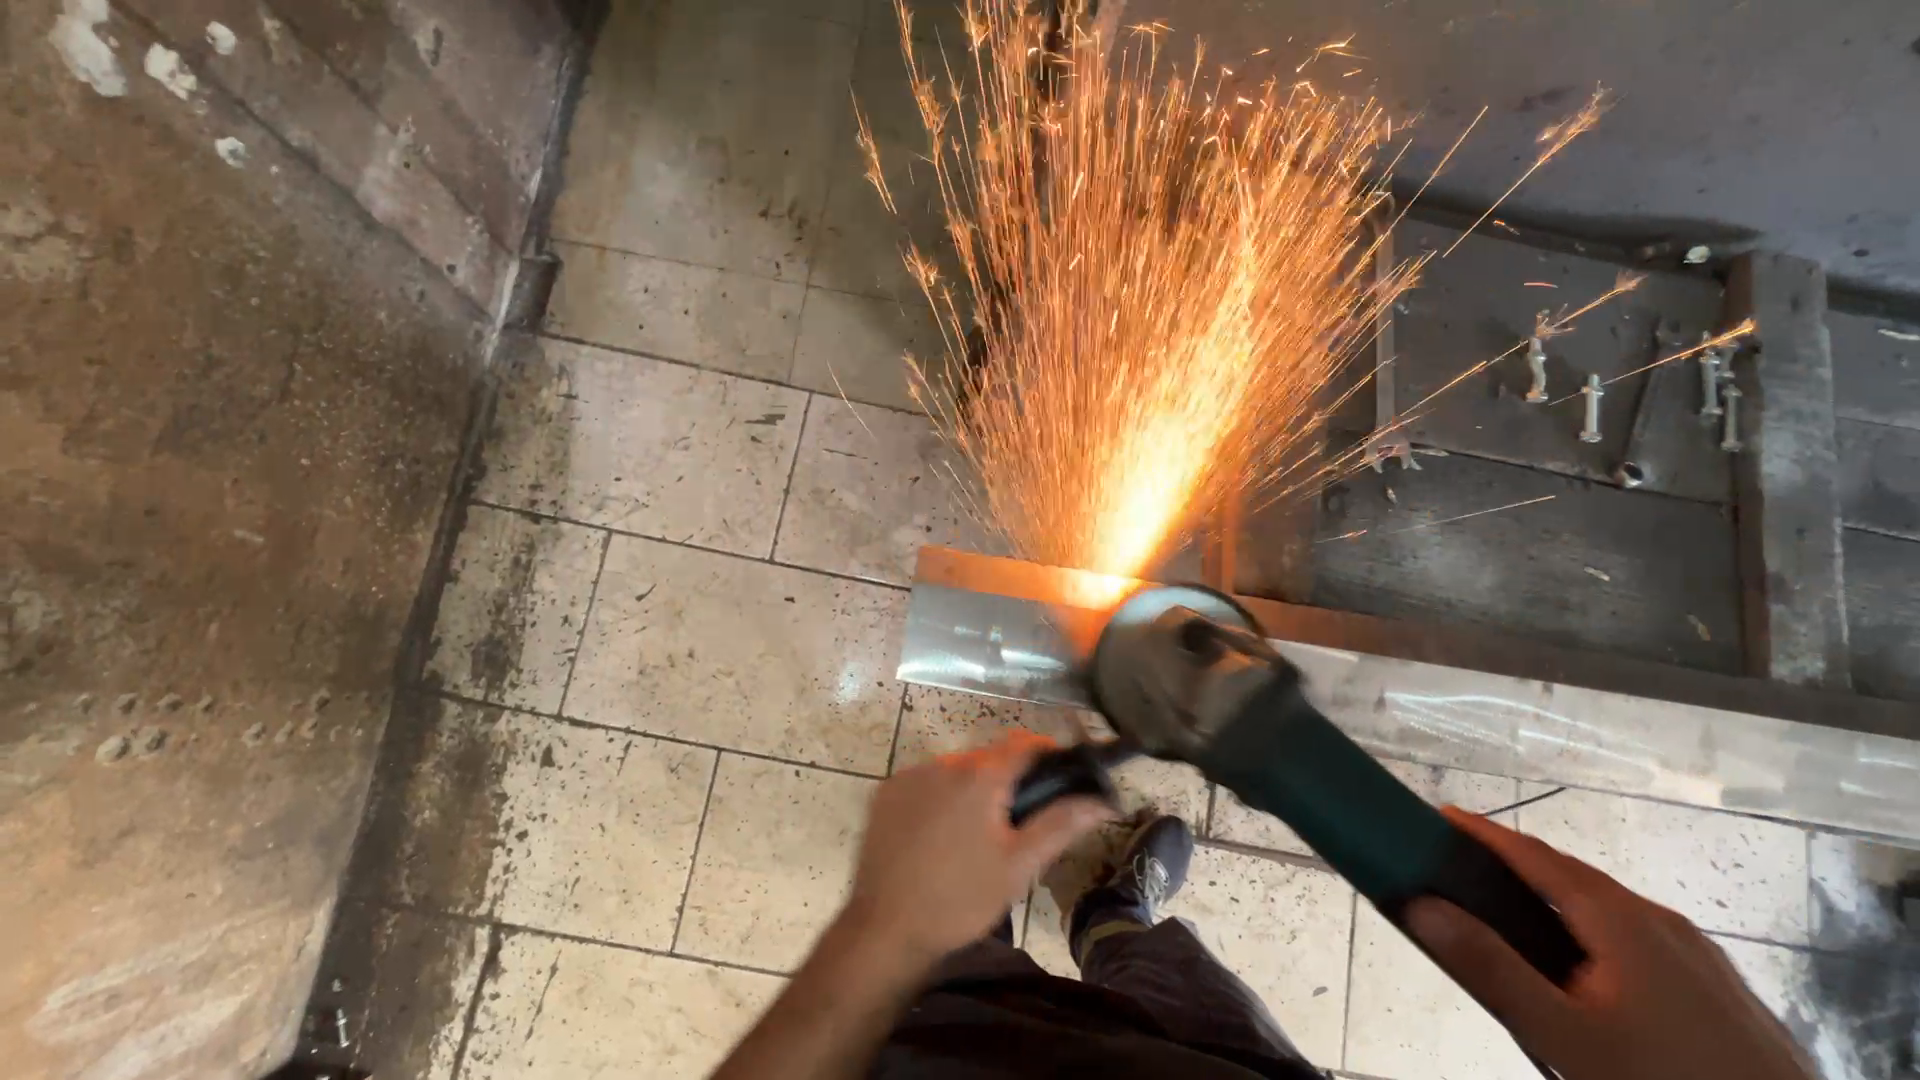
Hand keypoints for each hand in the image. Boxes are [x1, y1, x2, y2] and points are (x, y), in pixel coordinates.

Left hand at [841, 734, 1114, 963]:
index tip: (1061, 773)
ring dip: (971, 789)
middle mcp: (942, 764)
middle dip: (1006, 780)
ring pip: (955, 770)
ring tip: (975, 835)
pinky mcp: (885, 793)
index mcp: (979, 777)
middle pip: (987, 758)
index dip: (1046, 752)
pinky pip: (924, 782)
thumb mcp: (1018, 867)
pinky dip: (939, 797)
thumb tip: (1102, 800)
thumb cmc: (960, 900)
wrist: (885, 929)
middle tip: (1016, 823)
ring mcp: (908, 776)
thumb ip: (1061, 824)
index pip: (1023, 743)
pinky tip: (939, 835)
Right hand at [1407, 808, 1814, 1079]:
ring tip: (1514, 913)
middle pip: (1573, 876)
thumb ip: (1489, 967)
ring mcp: (1699, 954)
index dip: (1486, 833)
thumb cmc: (1658, 1078)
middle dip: (1517, 862)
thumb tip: (1420, 904)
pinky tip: (1587, 965)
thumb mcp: (1561, 1033)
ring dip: (1555, 896)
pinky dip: (1593, 926)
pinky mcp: (1720, 988)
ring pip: (1610, 907)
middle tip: (1464, 867)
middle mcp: (1661, 920)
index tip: (1441, 815)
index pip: (1536, 856)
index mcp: (1621, 919)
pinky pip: (1639, 936)